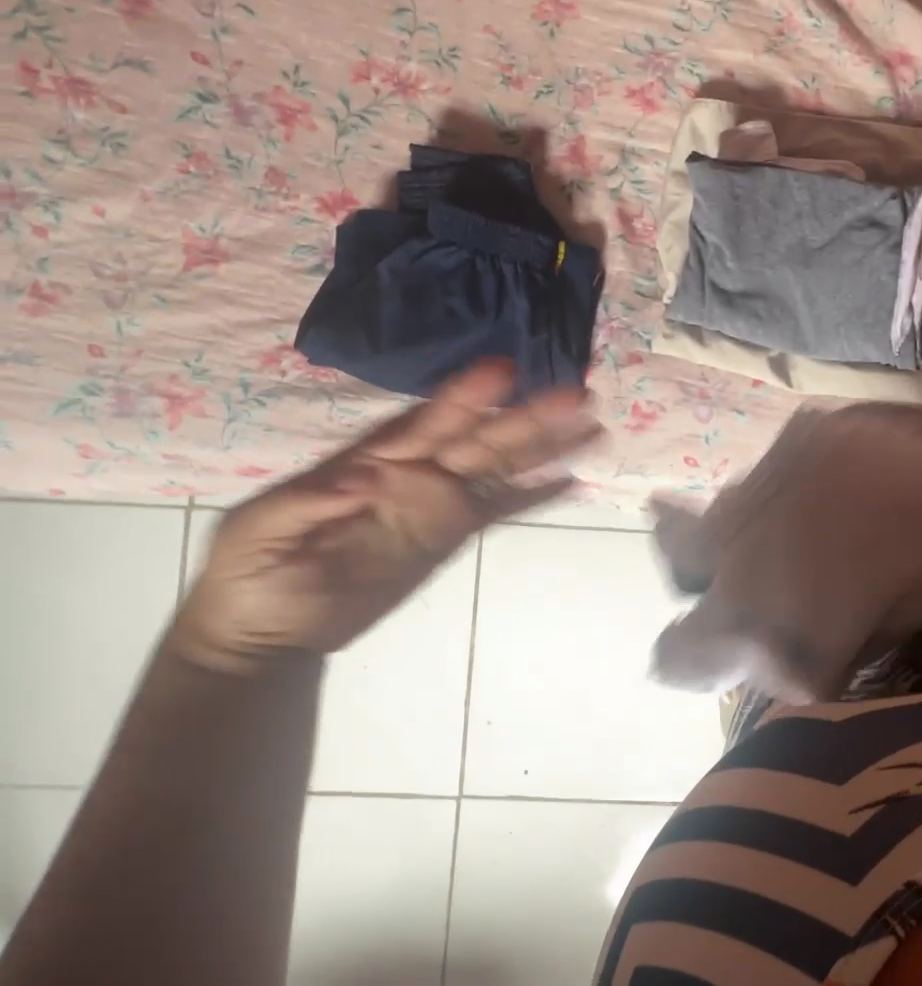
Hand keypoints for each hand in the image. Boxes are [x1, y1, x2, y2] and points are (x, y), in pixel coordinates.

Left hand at [173, 360, 604, 672]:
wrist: (264, 630)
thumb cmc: (249, 575)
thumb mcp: (257, 530)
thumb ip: (309, 500)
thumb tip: (364, 478)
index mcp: (368, 462)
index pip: (424, 423)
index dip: (462, 397)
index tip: (502, 371)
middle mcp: (414, 474)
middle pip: (479, 439)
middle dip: (526, 416)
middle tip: (576, 393)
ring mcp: (437, 504)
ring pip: (501, 467)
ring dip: (545, 447)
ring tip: (592, 428)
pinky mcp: (451, 535)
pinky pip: (502, 509)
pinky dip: (537, 495)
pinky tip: (572, 481)